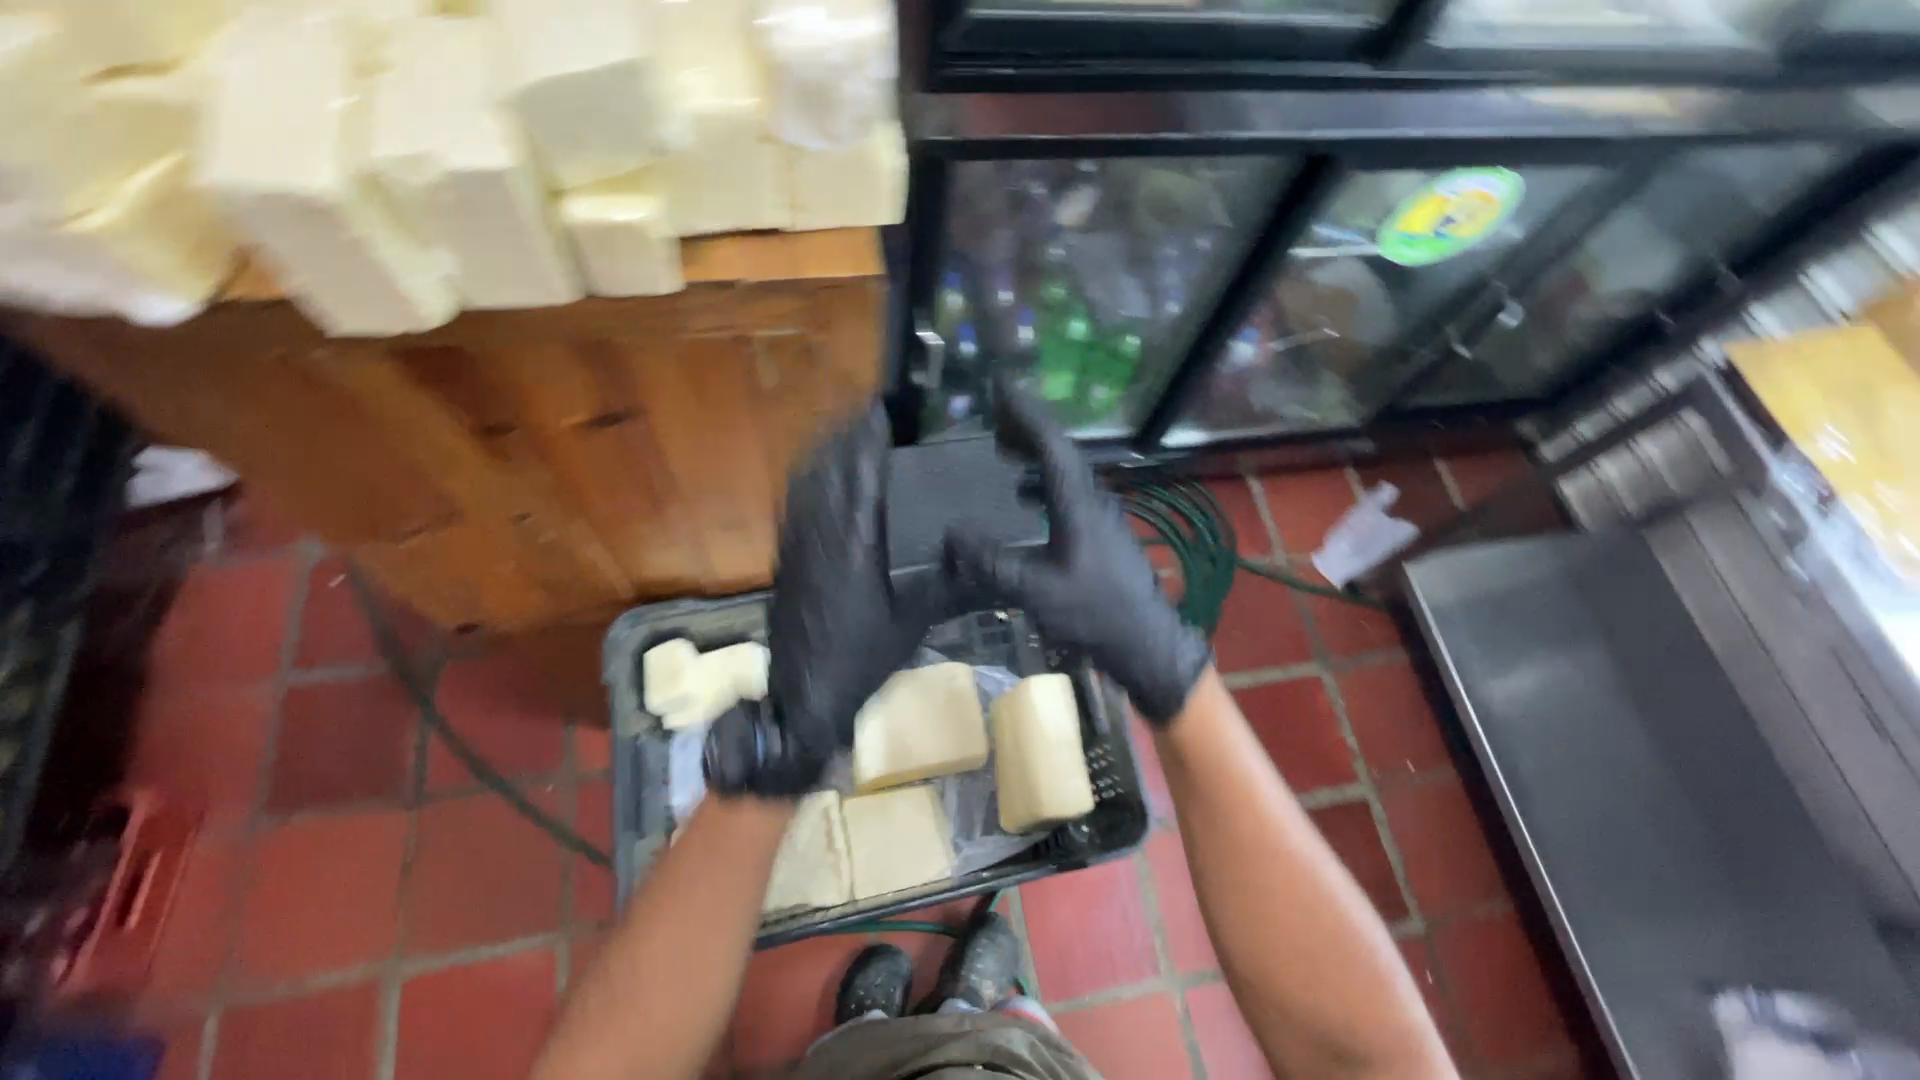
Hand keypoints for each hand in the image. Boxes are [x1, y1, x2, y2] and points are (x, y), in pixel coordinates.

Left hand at [706, 404, 946, 796]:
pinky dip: (806, 481)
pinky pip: (794, 506)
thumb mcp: (912, 622)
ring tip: (843, 430)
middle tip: (866, 410)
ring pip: (808, 485)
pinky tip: (814, 474)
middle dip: (847, 438)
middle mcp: (823, 536)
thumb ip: (946, 587)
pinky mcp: (786, 559)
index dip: (869, 443)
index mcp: (857, 547)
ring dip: (824, 453)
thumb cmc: (862, 659)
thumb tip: (985, 564)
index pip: (863, 480)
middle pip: (831, 472)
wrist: (804, 694)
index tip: (880, 414)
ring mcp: (799, 546)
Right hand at [946, 380, 1209, 725]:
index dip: (1023, 414)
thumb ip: (991, 562)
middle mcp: (1093, 499)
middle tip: (993, 416)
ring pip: (1065, 471)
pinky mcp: (1102, 532)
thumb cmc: (1092, 612)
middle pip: (1058, 450)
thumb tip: (950, 535)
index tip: (999, 388)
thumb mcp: (1034, 590)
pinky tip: (1026, 498)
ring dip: (1034, 455)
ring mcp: (1101, 515)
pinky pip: (1068, 491)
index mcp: (1077, 503)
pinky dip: (1043, 482)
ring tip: (1003, 450)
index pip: (1049, 444)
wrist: (1144, 640)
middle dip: (1025, 429)